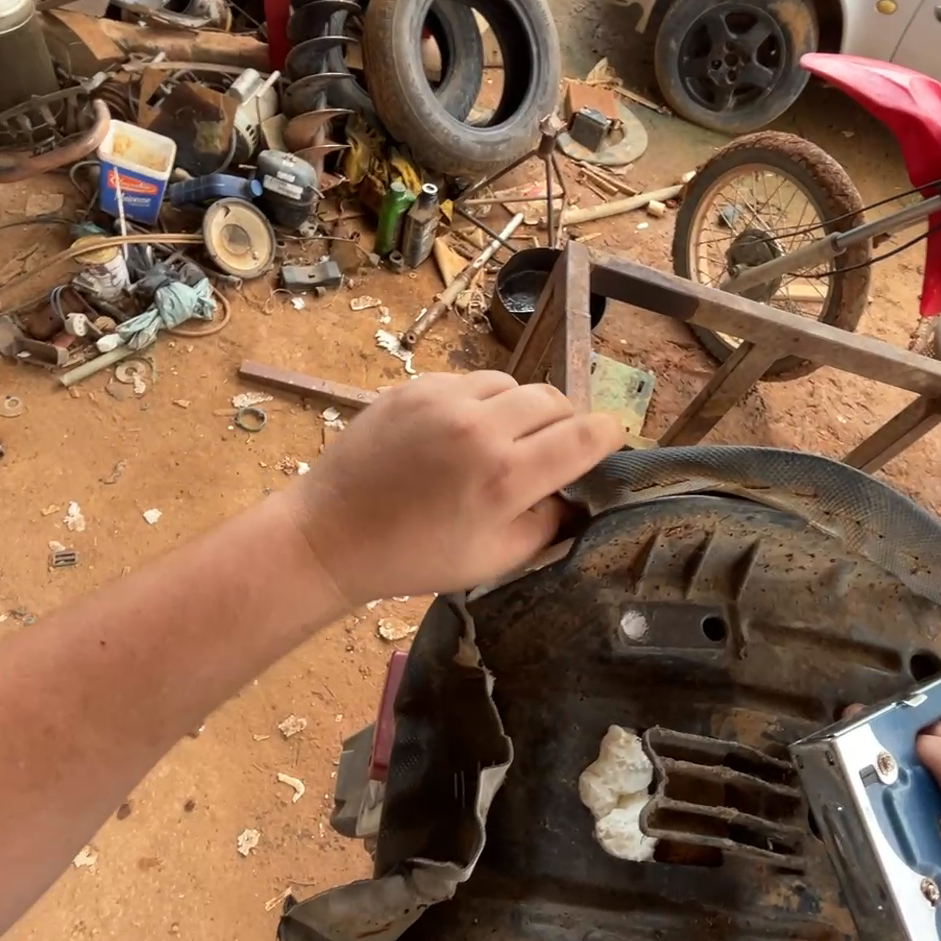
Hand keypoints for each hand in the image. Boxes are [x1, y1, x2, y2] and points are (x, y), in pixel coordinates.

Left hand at [277, 371, 623, 605]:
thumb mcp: (495, 558)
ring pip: (513, 385)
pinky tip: (460, 432)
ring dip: (521, 409)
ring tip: (502, 440)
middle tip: (552, 449)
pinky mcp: (414, 386)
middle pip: (554, 401)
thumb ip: (548, 523)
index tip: (608, 441)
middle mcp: (481, 426)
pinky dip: (480, 402)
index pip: (585, 435)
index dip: (608, 435)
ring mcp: (444, 399)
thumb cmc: (416, 557)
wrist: (332, 534)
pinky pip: (470, 382)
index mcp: (506, 477)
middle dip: (566, 422)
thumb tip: (573, 494)